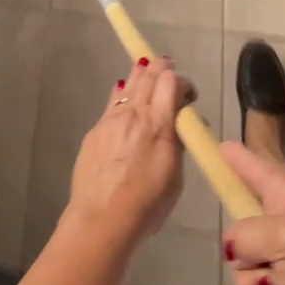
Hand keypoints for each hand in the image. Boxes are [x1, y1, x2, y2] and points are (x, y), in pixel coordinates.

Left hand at [62, 55, 192, 246]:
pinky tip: (125, 97)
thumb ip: (176, 143)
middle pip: (148, 75)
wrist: (102, 218)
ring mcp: (111, 119)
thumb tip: (179, 124)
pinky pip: (113, 103)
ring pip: (127, 84)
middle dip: (161, 67)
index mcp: (158, 123)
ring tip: (147, 72)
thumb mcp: (175, 175)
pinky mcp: (95, 130)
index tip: (190, 92)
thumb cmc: (147, 204)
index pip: (170, 81)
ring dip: (140, 76)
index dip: (182, 80)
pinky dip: (124, 95)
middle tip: (169, 66)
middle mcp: (134, 112)